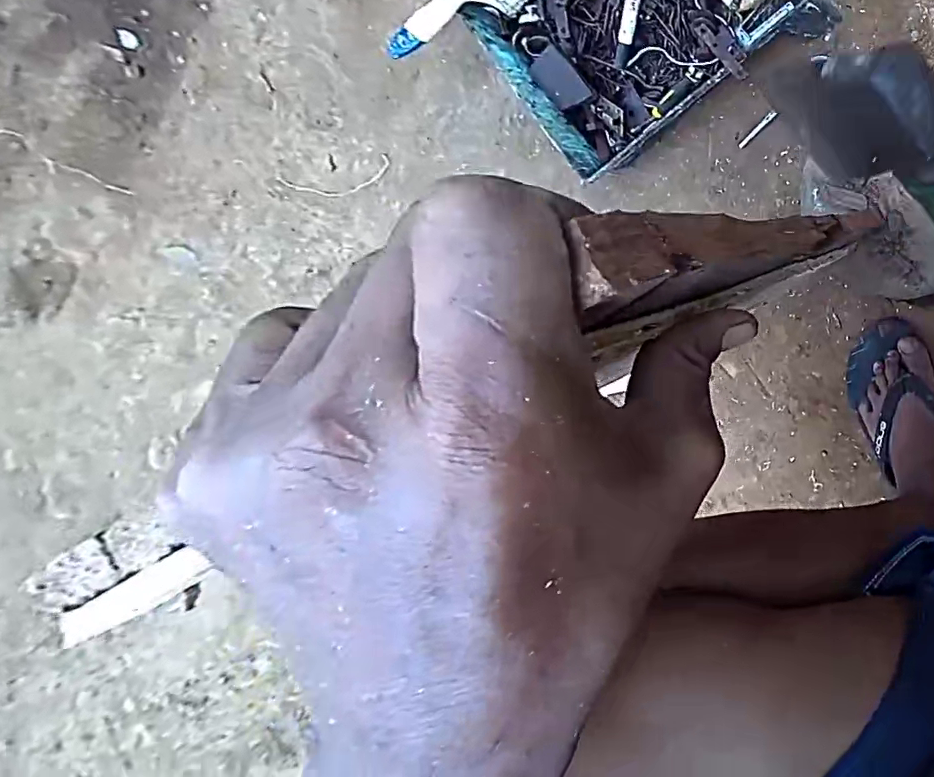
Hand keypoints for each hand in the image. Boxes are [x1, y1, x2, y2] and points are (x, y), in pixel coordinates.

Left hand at [161, 176, 754, 775]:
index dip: (530, 217)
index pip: (476, 213)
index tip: (564, 264)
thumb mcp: (669, 472)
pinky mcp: (203, 464)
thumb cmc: (580, 591)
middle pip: (420, 234)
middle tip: (527, 316)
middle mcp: (360, 403)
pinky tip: (385, 408)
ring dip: (427, 302)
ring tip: (457, 372)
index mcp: (490, 401)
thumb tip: (729, 312)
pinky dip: (351, 346)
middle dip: (489, 257)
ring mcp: (262, 434)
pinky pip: (288, 336)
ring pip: (359, 280)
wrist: (446, 719)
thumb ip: (691, 367)